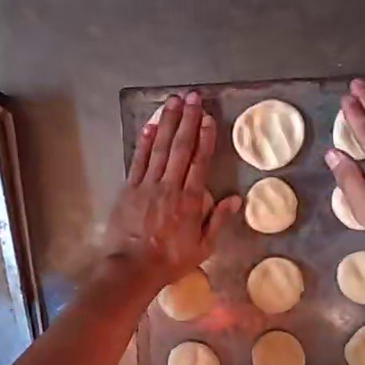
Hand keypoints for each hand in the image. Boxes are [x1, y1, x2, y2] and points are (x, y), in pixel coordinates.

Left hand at [103, 91, 240, 286]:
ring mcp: (147, 185)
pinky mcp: (129, 189)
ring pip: (159, 147)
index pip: (200, 161)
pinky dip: (144, 141)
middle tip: (193, 96)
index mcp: (189, 200)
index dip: (205, 137)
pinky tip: (150, 125)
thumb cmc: (170, 261)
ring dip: (167, 122)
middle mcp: (169, 186)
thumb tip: (236, 199)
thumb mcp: (203, 247)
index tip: (209, 118)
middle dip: (188, 119)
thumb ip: (218, 220)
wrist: (131, 268)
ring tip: (174, 100)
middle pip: (180, 147)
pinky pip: (138, 160)